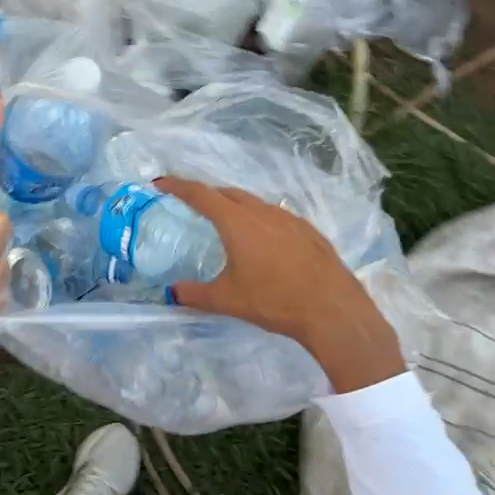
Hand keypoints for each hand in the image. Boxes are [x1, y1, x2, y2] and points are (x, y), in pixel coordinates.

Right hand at [156, 178, 405, 393]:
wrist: (333, 312)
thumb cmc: (274, 301)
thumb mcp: (227, 300)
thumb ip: (194, 294)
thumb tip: (172, 292)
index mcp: (236, 222)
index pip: (200, 194)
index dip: (177, 186)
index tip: (161, 183)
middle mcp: (262, 212)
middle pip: (228, 193)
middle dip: (208, 194)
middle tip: (193, 204)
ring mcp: (289, 219)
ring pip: (255, 203)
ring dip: (236, 206)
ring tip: (228, 222)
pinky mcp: (309, 232)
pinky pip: (277, 216)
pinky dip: (261, 219)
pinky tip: (265, 240)